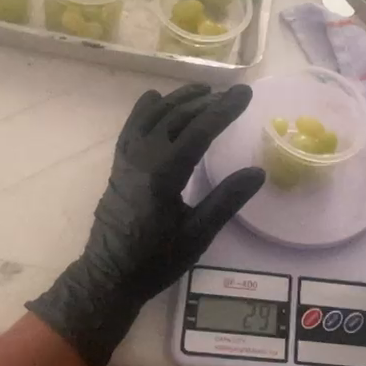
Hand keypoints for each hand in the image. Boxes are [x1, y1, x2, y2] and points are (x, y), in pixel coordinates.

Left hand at [27, 83, 263, 365]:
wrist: (108, 277)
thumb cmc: (156, 261)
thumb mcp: (198, 235)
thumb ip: (226, 200)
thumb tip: (257, 172)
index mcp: (164, 174)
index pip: (200, 130)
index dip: (224, 110)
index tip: (246, 94)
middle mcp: (143, 158)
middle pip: (177, 117)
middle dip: (206, 101)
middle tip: (232, 92)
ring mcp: (127, 159)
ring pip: (154, 117)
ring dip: (179, 100)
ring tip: (204, 89)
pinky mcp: (119, 165)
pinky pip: (132, 127)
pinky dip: (146, 110)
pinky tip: (156, 99)